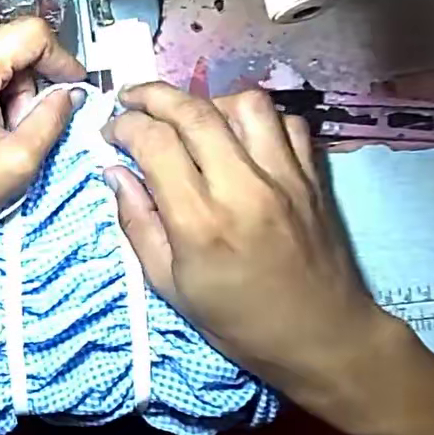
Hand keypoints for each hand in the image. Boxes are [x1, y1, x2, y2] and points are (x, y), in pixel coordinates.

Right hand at [102, 84, 404, 424]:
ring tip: (189, 118)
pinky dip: (257, 119)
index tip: (110, 131)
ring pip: (245, 104)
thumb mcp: (171, 288)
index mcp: (200, 222)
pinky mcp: (313, 177)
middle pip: (194, 111)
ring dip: (207, 100)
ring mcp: (285, 177)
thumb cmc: (238, 324)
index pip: (155, 143)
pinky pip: (286, 123)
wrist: (322, 338)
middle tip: (131, 99)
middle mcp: (243, 188)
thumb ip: (138, 225)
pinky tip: (240, 137)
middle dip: (153, 95)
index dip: (124, 126)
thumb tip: (114, 172)